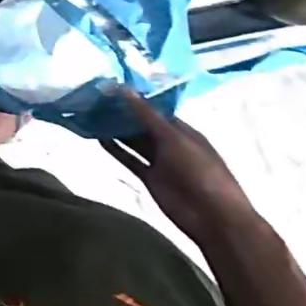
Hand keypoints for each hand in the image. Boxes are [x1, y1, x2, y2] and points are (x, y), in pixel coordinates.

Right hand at [102, 92, 257, 246]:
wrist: (213, 218)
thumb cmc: (199, 171)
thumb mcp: (174, 138)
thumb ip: (147, 115)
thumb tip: (124, 88)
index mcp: (182, 130)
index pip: (154, 109)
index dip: (134, 98)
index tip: (110, 87)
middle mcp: (170, 143)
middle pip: (142, 124)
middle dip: (122, 113)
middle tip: (96, 99)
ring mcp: (159, 161)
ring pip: (134, 141)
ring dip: (116, 130)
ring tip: (92, 115)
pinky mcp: (150, 178)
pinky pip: (130, 159)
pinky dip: (116, 150)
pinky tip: (98, 138)